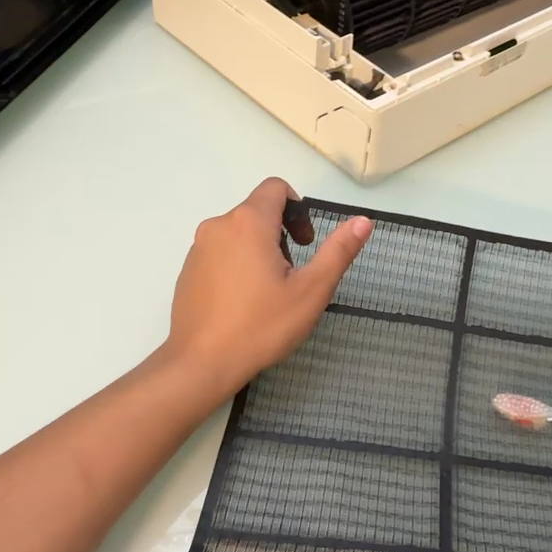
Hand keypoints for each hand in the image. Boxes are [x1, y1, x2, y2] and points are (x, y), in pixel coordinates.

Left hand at [165, 178, 371, 395]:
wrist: (201, 363)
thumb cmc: (261, 325)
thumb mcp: (311, 291)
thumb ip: (338, 251)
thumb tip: (363, 221)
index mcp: (249, 222)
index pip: (276, 188)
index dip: (298, 209)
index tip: (307, 244)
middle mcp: (218, 225)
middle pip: (257, 211)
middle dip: (282, 234)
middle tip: (292, 275)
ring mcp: (198, 248)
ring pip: (238, 234)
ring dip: (260, 251)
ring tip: (269, 293)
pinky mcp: (188, 270)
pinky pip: (220, 254)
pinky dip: (237, 266)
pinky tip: (244, 304)